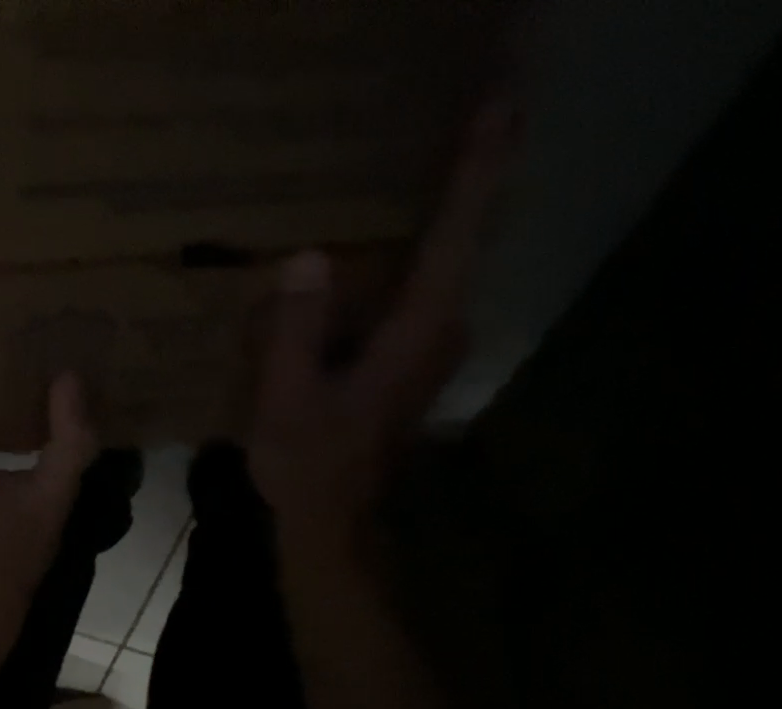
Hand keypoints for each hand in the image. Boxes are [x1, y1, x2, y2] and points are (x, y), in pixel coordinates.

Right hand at [249, 103, 518, 555]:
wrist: (330, 521)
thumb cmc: (309, 462)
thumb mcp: (287, 397)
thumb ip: (296, 329)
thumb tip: (308, 258)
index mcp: (415, 333)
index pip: (453, 238)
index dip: (475, 175)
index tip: (494, 114)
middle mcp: (438, 332)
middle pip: (451, 246)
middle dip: (446, 192)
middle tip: (422, 142)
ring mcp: (426, 348)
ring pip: (428, 272)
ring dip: (412, 232)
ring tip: (380, 193)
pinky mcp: (405, 362)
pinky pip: (405, 297)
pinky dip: (389, 272)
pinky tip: (350, 267)